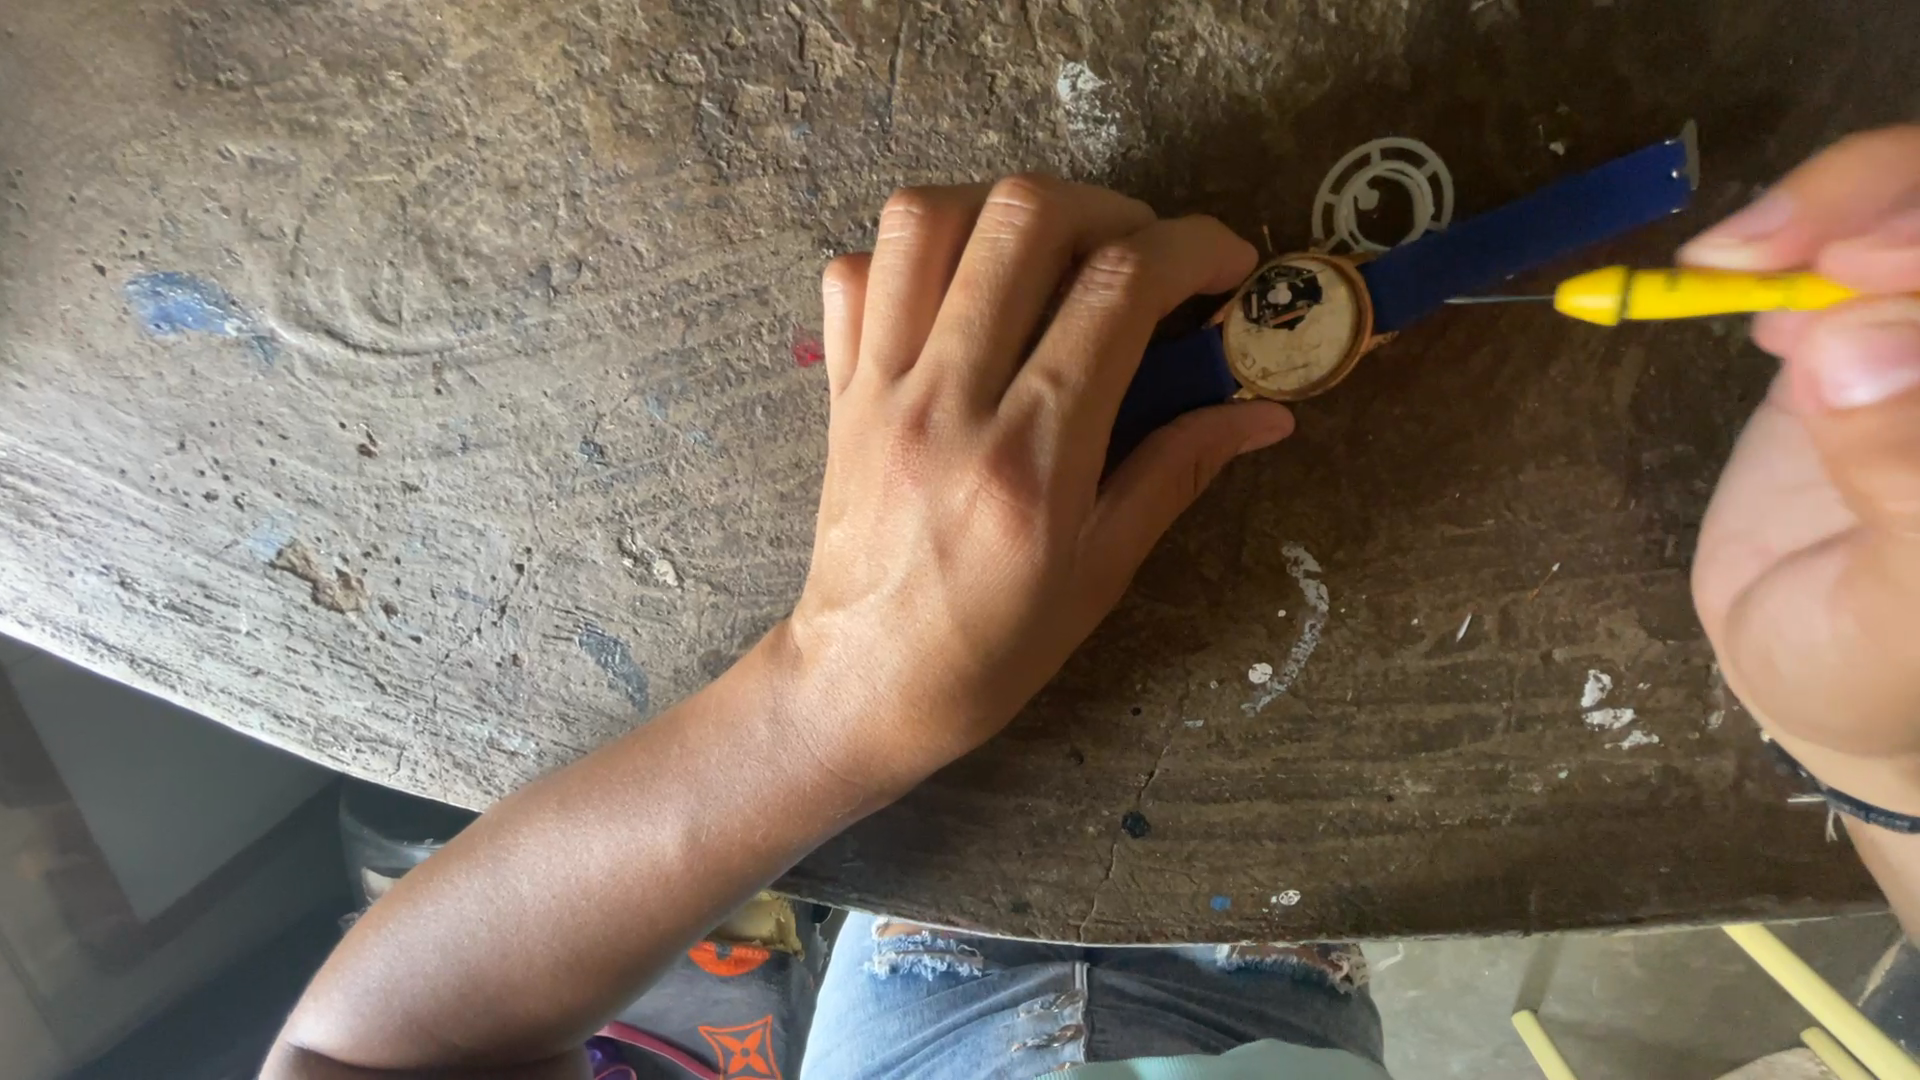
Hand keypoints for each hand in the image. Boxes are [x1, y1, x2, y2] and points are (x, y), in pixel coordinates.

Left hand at [774, 175, 1293, 791]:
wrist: (864, 684)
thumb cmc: (991, 650)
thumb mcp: (1101, 573)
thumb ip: (1178, 472)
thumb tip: (1264, 412)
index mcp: (1033, 455)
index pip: (1118, 287)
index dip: (1192, 245)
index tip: (1225, 266)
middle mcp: (950, 400)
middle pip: (1022, 219)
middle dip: (1106, 208)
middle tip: (1139, 256)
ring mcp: (880, 388)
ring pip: (924, 220)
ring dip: (1001, 208)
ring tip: (1046, 254)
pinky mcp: (838, 393)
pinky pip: (851, 276)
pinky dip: (908, 257)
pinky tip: (954, 295)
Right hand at [1688, 126, 1919, 810]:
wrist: (1814, 664)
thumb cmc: (1883, 666)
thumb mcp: (1907, 607)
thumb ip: (1918, 483)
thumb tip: (1849, 342)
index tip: (1856, 263)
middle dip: (1897, 200)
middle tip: (1760, 247)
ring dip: (1834, 208)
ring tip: (1724, 259)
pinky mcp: (1877, 340)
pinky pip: (1854, 244)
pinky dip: (1793, 239)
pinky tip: (1736, 284)